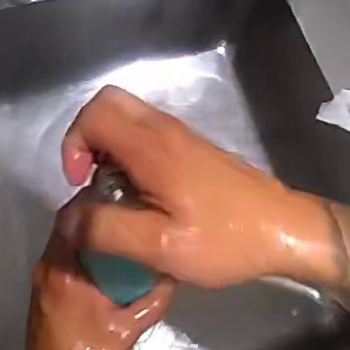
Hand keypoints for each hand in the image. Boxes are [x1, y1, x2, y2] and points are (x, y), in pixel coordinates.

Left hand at [16, 196, 174, 349]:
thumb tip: (174, 271)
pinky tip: (113, 258)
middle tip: (132, 206)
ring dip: (93, 233)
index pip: (74, 216)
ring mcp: (43, 282)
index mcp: (62, 268)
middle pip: (71, 225)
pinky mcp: (45, 295)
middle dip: (99, 213)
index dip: (98, 198)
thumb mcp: (127, 329)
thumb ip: (153, 299)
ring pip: (68, 242)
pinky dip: (87, 251)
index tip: (126, 191)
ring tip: (127, 228)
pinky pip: (66, 258)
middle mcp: (47, 268)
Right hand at [59, 86, 336, 288]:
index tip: (81, 183)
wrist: (281, 228)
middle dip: (86, 136)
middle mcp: (166, 129)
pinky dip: (128, 150)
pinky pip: (146, 131)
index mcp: (153, 146)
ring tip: (113, 193)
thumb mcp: (161, 247)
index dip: (73, 143)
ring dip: (107, 145)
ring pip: (128, 116)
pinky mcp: (192, 147)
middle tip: (89, 180)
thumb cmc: (224, 239)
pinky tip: (140, 194)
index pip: (95, 113)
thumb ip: (107, 230)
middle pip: (109, 103)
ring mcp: (181, 135)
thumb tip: (68, 217)